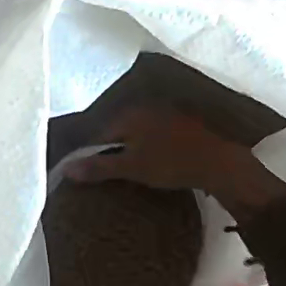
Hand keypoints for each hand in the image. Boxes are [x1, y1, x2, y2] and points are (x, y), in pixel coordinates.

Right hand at [67, 107, 285, 222]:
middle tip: (108, 177)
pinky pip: (153, 136)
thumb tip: (66, 170)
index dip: (90, 155)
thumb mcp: (132, 168)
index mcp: (129, 113)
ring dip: (130, 151)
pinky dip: (148, 149)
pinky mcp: (181, 125)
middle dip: (110, 152)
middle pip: (117, 132)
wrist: (220, 164)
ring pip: (136, 134)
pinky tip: (152, 165)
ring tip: (128, 174)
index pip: (98, 134)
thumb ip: (98, 167)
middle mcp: (145, 107)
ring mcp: (165, 114)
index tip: (88, 174)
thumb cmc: (171, 163)